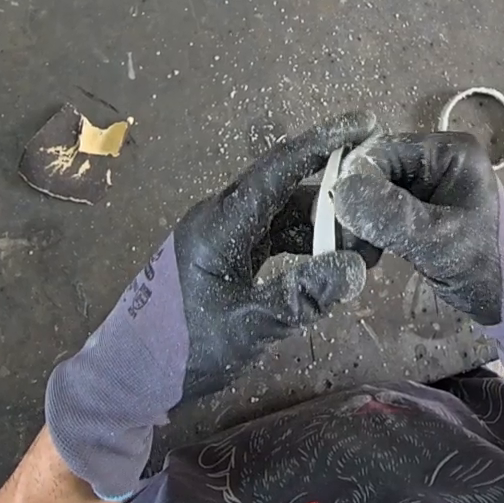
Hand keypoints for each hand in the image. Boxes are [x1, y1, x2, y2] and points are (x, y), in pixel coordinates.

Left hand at [45, 113, 375, 498]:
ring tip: (364, 232)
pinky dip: (304, 240)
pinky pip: (273, 233)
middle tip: (379, 181)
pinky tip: (330, 255)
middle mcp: (222, 216)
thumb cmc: (178, 350)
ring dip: (322, 218)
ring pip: (283, 210)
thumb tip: (357, 267)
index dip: (324, 142)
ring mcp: (223, 234)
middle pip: (286, 184)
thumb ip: (300, 296)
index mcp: (221, 222)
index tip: (365, 123)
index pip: (279, 168)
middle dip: (334, 180)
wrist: (124, 379)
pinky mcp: (226, 253)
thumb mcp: (245, 327)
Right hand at [333, 132, 503, 376]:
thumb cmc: (488, 269)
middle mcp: (440, 157)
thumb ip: (390, 215)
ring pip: (379, 188)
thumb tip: (340, 190)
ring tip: (355, 248)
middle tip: (341, 238)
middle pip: (378, 168)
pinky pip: (388, 206)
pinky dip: (375, 227)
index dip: (357, 181)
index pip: (385, 151)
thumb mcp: (438, 242)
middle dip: (358, 201)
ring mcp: (434, 181)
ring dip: (364, 217)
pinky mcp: (427, 205)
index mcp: (450, 152)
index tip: (337, 218)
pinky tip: (368, 250)